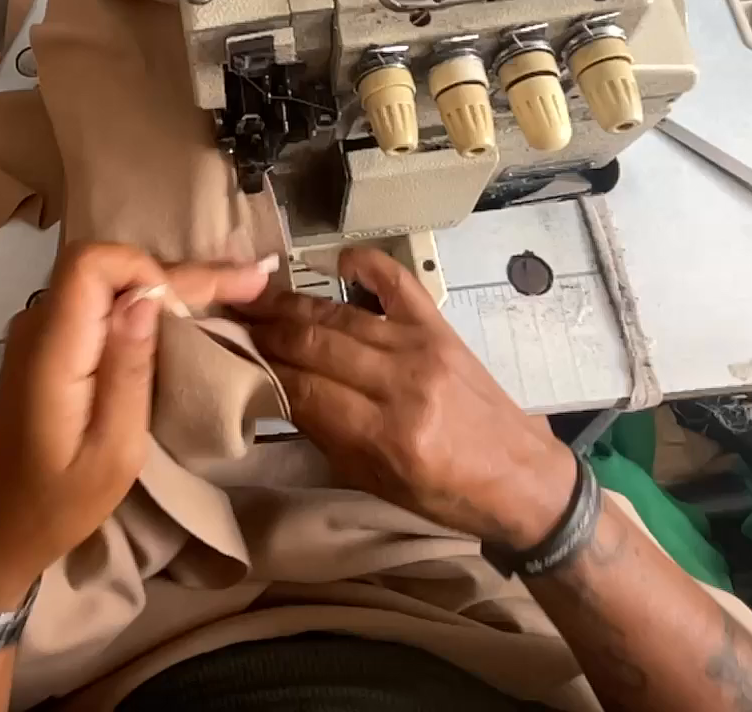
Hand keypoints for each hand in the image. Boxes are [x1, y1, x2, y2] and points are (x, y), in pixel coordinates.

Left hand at [0, 242, 271, 609]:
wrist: (2, 524)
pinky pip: (98, 301)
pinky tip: (184, 309)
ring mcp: (38, 329)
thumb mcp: (112, 451)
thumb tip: (146, 298)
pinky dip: (143, 302)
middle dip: (177, 272)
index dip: (143, 269)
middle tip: (248, 276)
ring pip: (105, 278)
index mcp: (51, 350)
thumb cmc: (60, 502)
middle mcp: (37, 323)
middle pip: (104, 266)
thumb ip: (128, 369)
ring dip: (165, 283)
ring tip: (230, 286)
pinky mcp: (48, 340)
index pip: (90, 264)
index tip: (185, 309)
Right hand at [237, 247, 577, 550]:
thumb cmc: (443, 491)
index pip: (303, 388)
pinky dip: (366, 264)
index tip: (230, 354)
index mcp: (386, 434)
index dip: (261, 369)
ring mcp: (421, 347)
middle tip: (230, 320)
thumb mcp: (373, 480)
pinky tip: (336, 259)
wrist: (521, 478)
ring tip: (255, 297)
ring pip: (339, 314)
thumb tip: (274, 387)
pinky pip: (397, 283)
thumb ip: (323, 432)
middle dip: (265, 331)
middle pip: (314, 343)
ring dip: (291, 303)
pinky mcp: (438, 327)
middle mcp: (401, 383)